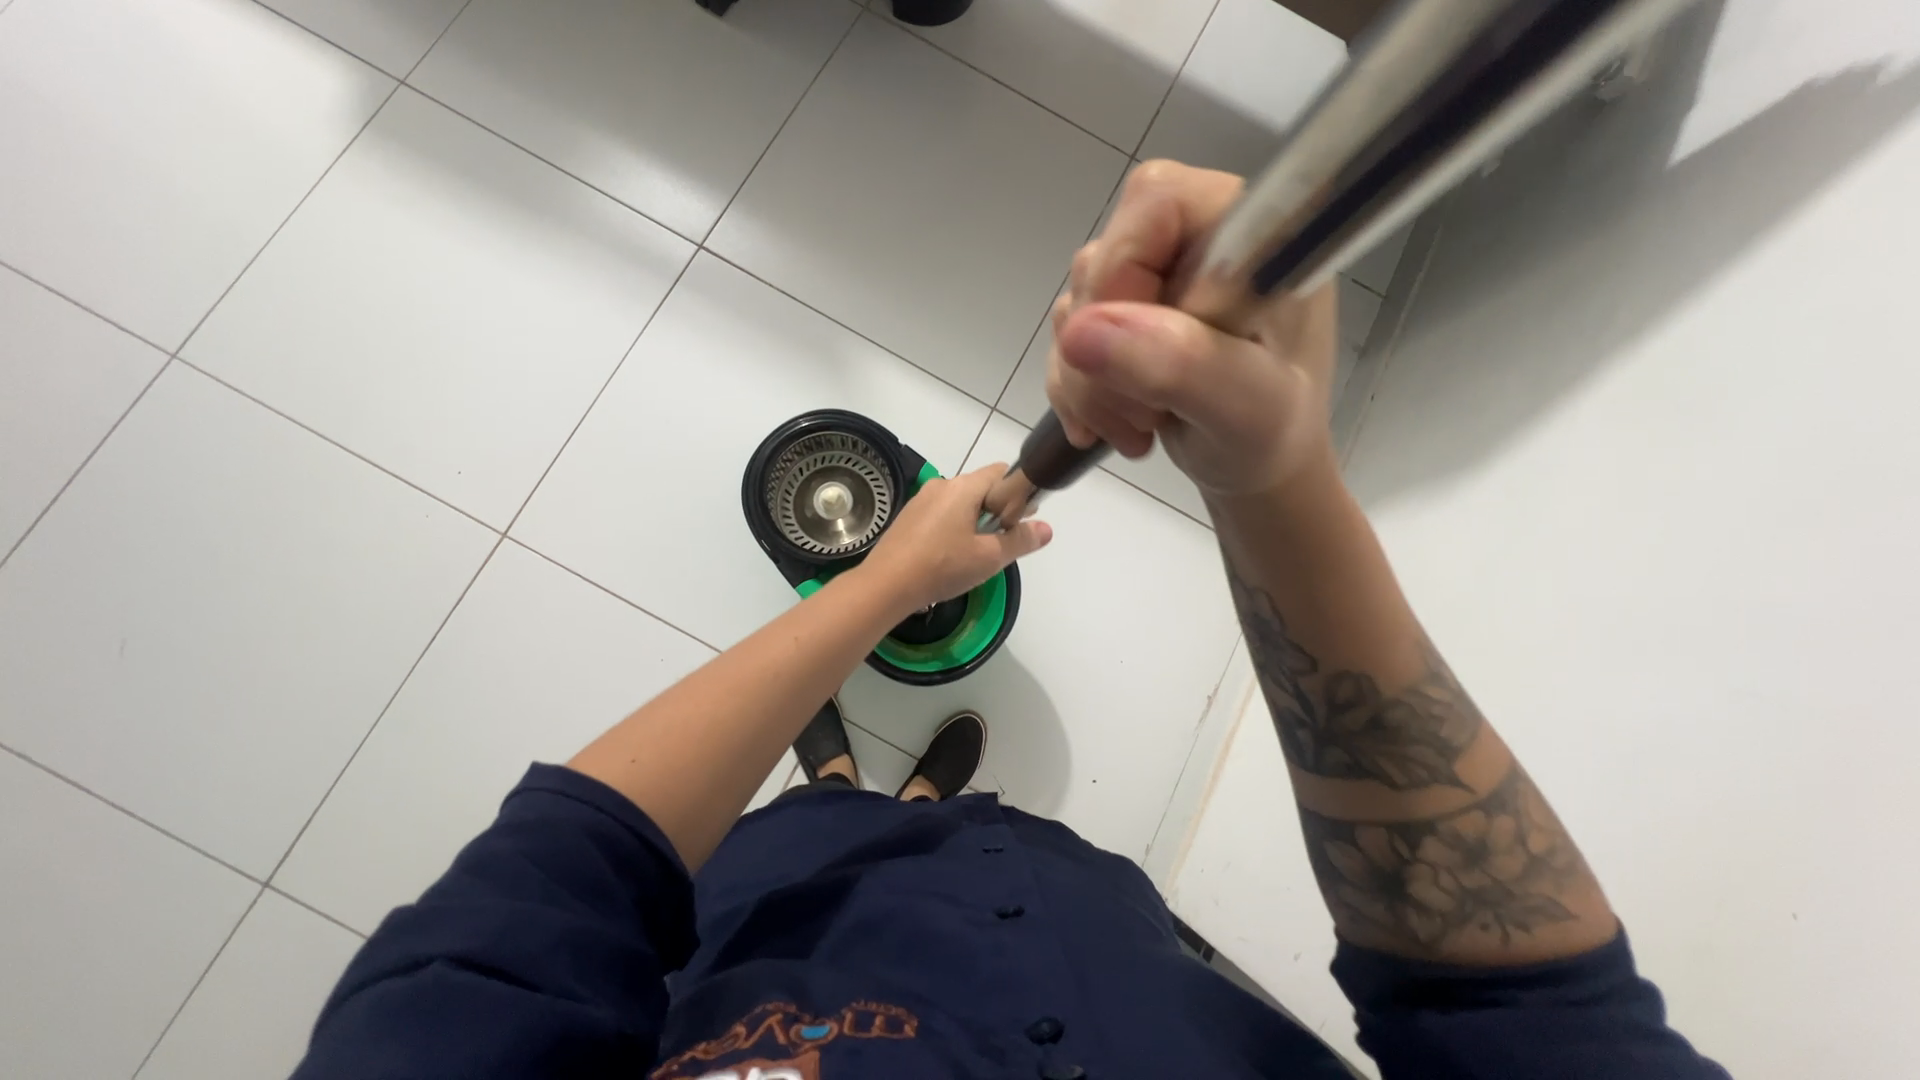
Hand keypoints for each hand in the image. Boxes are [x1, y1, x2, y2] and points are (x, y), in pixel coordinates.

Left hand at [858, 465, 1051, 615]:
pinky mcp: (909, 517)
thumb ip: (1020, 540)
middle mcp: (942, 485)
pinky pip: (942, 515)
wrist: (885, 586)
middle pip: (982, 488)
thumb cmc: (942, 567)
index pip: (1002, 473)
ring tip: (975, 555)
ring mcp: (921, 500)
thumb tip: (1047, 529)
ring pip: (961, 503)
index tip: (1019, 523)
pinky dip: (954, 529)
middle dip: (998, 511)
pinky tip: (950, 557)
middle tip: (1000, 544)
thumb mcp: (989, 558)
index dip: (1019, 494)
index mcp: (963, 487)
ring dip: (975, 522)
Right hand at [1046, 160, 1340, 496]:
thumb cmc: (1275, 435)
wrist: (1255, 470)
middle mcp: (1194, 242)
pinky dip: (1076, 392)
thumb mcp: (1247, 409)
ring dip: (1090, 382)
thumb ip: (1179, 365)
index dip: (1124, 271)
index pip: (1155, 200)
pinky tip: (1112, 427)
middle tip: (1145, 411)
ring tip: (1140, 426)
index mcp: (1246, 234)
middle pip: (1102, 260)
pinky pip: (1066, 341)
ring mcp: (1152, 280)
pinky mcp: (1122, 317)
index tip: (1136, 347)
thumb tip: (1083, 332)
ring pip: (1076, 308)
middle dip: (1105, 351)